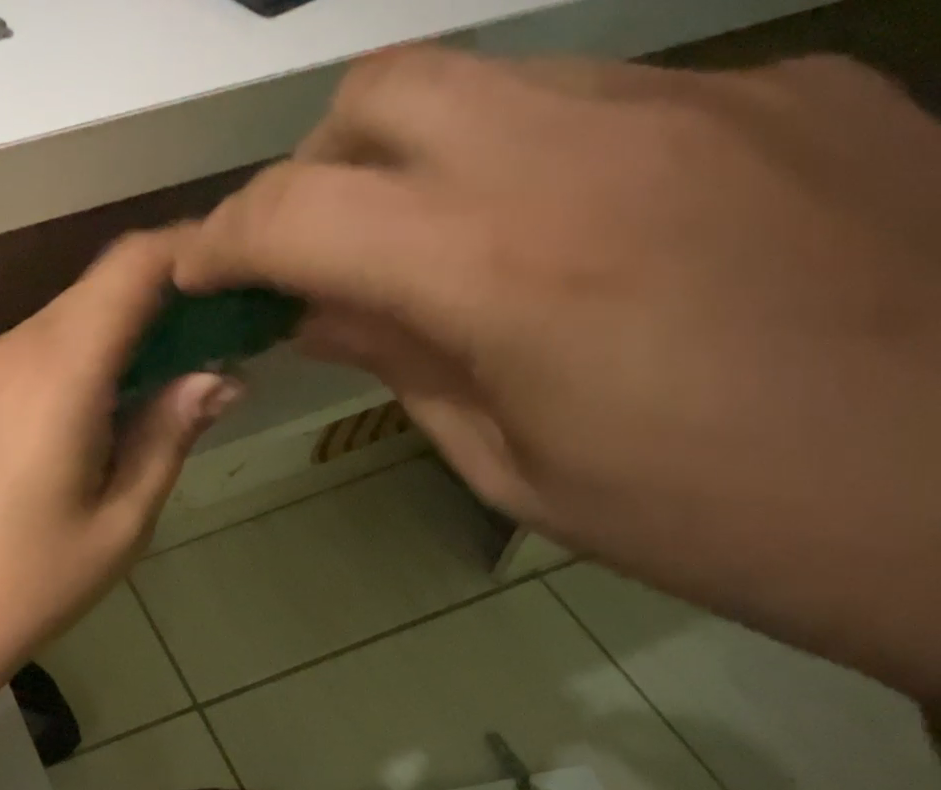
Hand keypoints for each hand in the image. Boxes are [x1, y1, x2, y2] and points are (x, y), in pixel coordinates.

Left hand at [0, 229, 241, 698]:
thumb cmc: (33, 585)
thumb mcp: (123, 521)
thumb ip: (170, 432)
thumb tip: (218, 376)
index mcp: (57, 373)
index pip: (130, 267)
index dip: (187, 253)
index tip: (230, 280)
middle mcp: (4, 353)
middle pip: (91, 295)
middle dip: (153, 305)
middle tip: (200, 349)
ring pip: (50, 328)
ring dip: (103, 342)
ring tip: (136, 397)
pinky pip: (13, 362)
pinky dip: (56, 368)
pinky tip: (66, 427)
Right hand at [176, 48, 940, 700]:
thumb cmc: (713, 517)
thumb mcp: (513, 463)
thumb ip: (399, 362)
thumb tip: (311, 312)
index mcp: (502, 268)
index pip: (298, 211)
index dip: (222, 238)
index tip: (196, 272)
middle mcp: (583, 147)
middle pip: (381, 92)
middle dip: (318, 167)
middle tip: (328, 250)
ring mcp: (696, 98)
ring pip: (493, 79)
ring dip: (430, 157)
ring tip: (459, 246)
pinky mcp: (787, 86)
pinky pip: (613, 97)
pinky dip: (551, 156)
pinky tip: (601, 235)